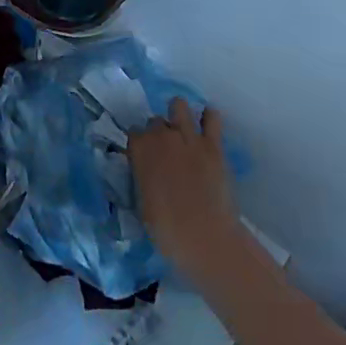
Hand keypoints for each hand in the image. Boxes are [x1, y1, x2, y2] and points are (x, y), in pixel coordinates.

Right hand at [128, 98, 240, 272]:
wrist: (207, 239)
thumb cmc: (167, 231)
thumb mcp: (141, 205)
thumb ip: (140, 179)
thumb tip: (143, 174)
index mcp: (140, 150)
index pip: (133, 132)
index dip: (138, 145)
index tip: (142, 158)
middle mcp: (162, 136)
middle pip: (154, 121)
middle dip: (157, 133)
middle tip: (164, 153)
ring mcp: (188, 137)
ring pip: (178, 105)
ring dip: (178, 116)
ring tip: (182, 132)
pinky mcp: (213, 144)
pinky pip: (212, 117)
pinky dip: (208, 118)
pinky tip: (206, 128)